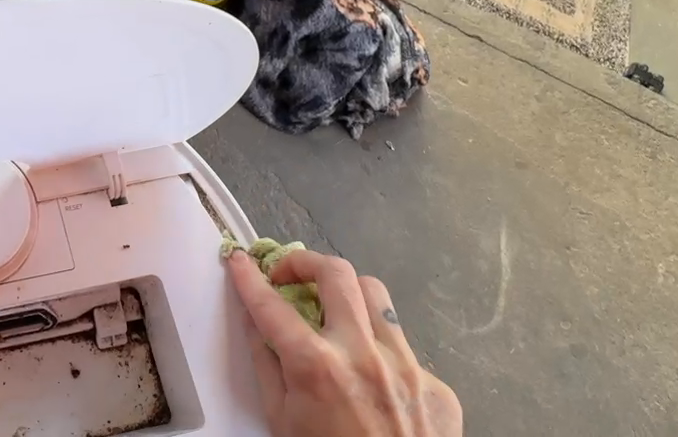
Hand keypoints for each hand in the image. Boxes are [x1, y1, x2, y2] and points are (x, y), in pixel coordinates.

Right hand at [228, 249, 462, 436]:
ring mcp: (407, 368)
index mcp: (316, 367)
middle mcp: (363, 355)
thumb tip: (254, 319)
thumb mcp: (281, 420)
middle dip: (303, 263)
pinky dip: (379, 352)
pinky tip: (375, 381)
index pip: (270, 303)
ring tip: (333, 314)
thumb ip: (266, 362)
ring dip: (346, 295)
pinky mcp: (438, 387)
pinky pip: (403, 348)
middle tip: (288, 278)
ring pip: (376, 295)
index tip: (239, 259)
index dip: (248, 276)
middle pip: (335, 273)